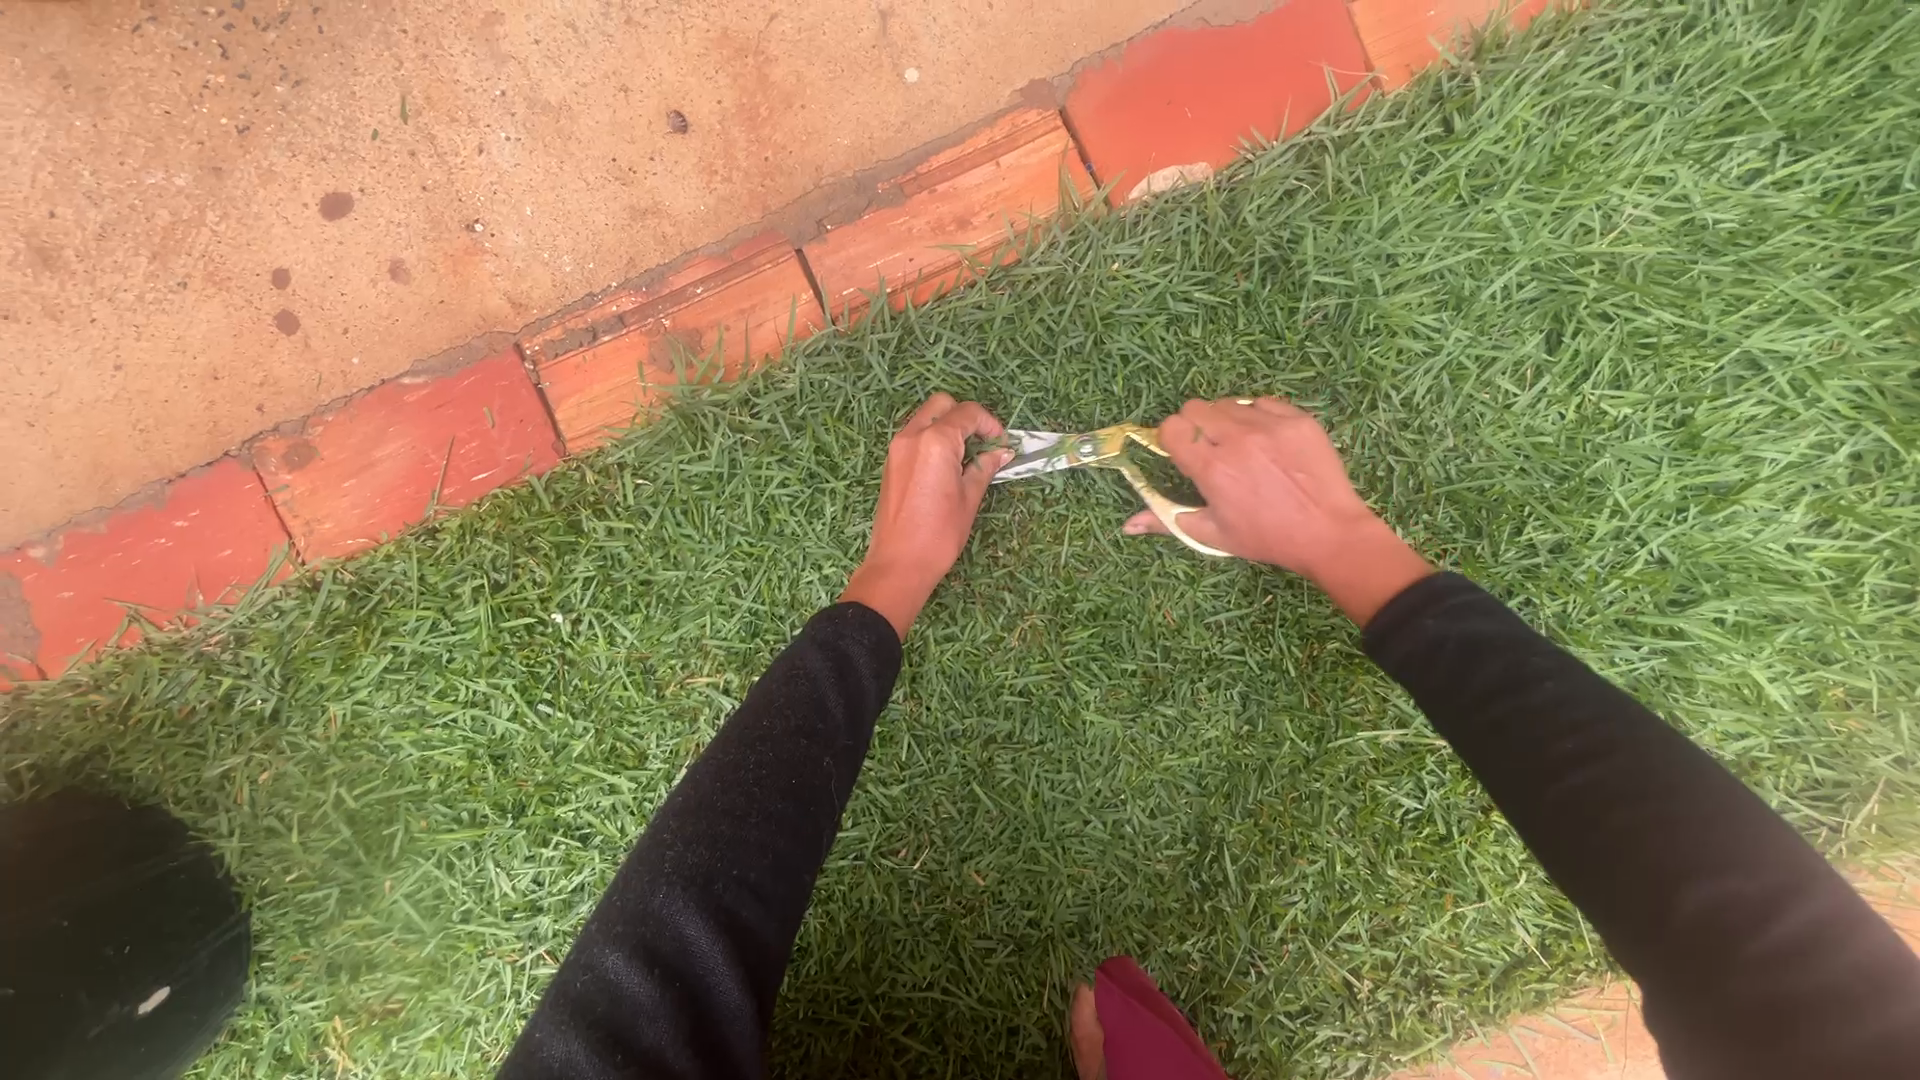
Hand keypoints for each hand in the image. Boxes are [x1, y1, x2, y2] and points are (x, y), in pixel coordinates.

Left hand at [840, 393, 1013, 639]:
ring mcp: (897, 448)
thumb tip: (1002, 452)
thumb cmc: (939, 534)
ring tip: (966, 456)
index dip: (990, 424)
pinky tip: (946, 466)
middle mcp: (912, 436)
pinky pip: (914, 436)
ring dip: (948, 427)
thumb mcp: (969, 498)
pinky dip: (932, 439)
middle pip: (943, 405)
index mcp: (936, 441)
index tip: (1002, 443)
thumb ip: (984, 468)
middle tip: (983, 443)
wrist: (899, 563)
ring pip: (926, 418)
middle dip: (966, 417)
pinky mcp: (890, 462)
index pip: (968, 414)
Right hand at [1123, 397, 1431, 623]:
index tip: (1181, 454)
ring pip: (1227, 403)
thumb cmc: (1266, 537)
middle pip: (1195, 407)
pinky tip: (1265, 441)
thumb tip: (1127, 525)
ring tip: (1239, 445)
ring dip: (1224, 420)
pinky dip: (1256, 417)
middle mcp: (1237, 441)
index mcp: (1211, 469)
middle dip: (1194, 425)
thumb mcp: (1212, 534)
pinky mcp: (1297, 419)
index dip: (1171, 439)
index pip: (1171, 428)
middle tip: (1209, 448)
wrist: (1328, 532)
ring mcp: (1269, 426)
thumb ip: (1166, 521)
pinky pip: (1262, 403)